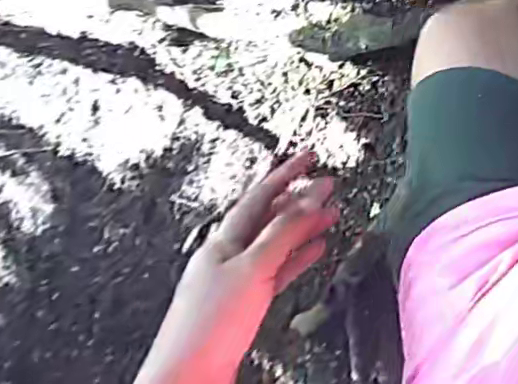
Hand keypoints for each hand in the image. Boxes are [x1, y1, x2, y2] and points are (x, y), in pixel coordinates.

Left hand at [135, 152, 338, 383]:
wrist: (187, 382)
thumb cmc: (206, 328)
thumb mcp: (253, 267)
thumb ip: (285, 230)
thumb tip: (313, 196)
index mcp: (223, 242)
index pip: (260, 195)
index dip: (286, 172)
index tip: (309, 156)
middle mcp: (229, 256)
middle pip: (270, 217)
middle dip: (301, 198)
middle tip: (327, 184)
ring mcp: (238, 279)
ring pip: (279, 241)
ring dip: (306, 225)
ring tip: (331, 213)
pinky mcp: (247, 302)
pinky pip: (280, 267)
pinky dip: (300, 255)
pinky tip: (315, 249)